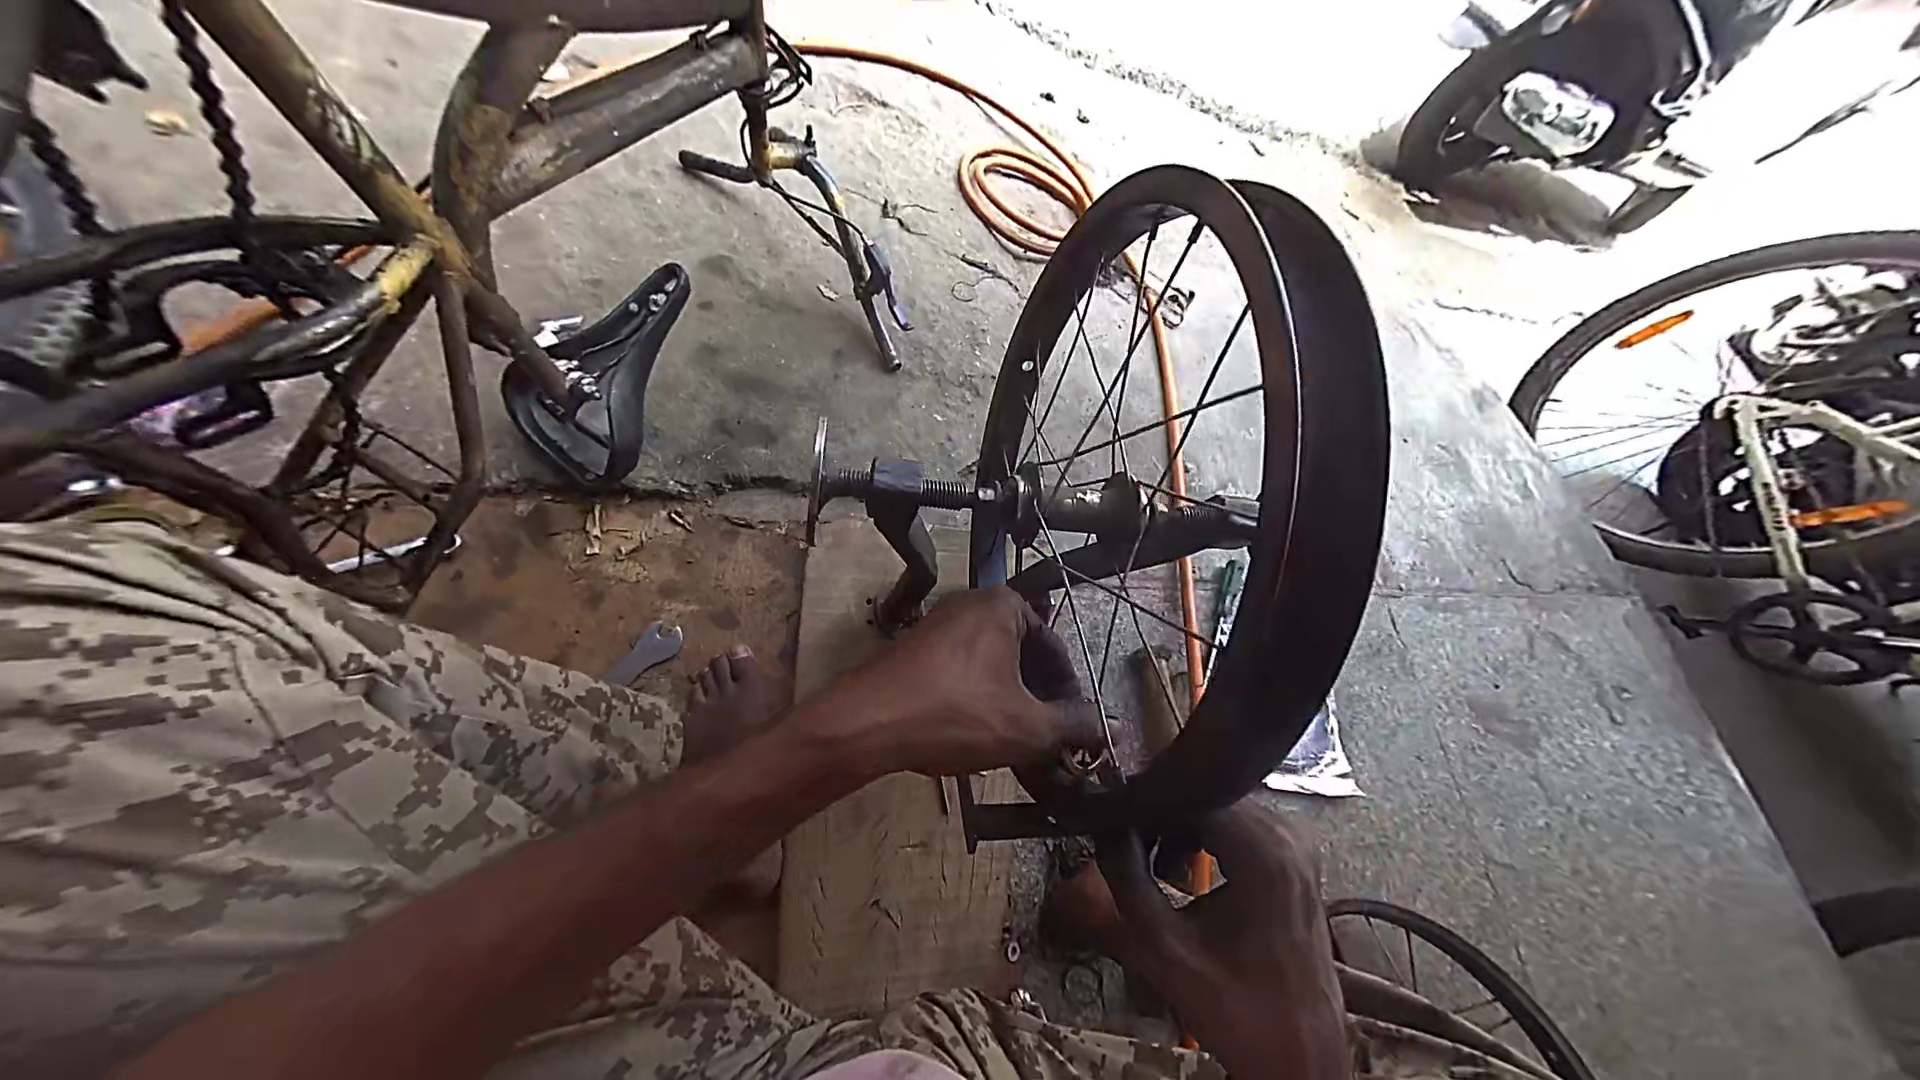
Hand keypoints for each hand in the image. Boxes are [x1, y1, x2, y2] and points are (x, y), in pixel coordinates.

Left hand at [817, 586, 1102, 776]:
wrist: (867, 722)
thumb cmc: (955, 714)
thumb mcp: (1027, 725)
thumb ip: (1075, 725)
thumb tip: (1114, 728)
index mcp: (1004, 606)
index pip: (1056, 649)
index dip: (1070, 693)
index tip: (1074, 728)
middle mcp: (972, 604)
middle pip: (1023, 655)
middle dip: (1039, 699)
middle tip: (1046, 739)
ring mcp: (940, 623)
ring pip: (992, 666)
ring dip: (1010, 702)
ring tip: (1015, 742)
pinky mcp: (917, 647)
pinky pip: (963, 670)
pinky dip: (979, 698)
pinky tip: (977, 732)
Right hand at [1099, 802, 1348, 1079]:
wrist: (1300, 1058)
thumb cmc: (1236, 1008)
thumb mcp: (1162, 945)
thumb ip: (1125, 876)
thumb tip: (1103, 825)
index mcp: (1263, 851)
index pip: (1187, 792)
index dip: (1143, 801)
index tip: (1111, 815)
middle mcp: (1285, 835)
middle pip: (1202, 794)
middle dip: (1158, 814)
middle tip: (1122, 838)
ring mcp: (1293, 844)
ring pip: (1215, 805)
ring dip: (1176, 825)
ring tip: (1146, 858)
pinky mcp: (1291, 857)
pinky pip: (1233, 823)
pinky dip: (1199, 835)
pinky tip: (1176, 866)